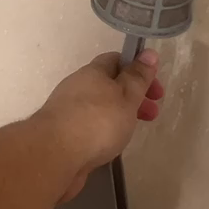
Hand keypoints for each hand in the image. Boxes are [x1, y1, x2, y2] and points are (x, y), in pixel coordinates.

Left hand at [30, 50, 165, 200]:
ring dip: (119, 116)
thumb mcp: (126, 96)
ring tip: (133, 133)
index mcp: (92, 73)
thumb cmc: (96, 121)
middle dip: (133, 97)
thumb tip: (149, 53)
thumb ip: (138, 77)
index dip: (137, 70)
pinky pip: (88, 127)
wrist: (54, 155)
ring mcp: (67, 112)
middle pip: (108, 86)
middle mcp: (77, 88)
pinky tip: (111, 146)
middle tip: (152, 113)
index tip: (154, 87)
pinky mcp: (62, 135)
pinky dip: (104, 132)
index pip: (116, 60)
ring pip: (99, 108)